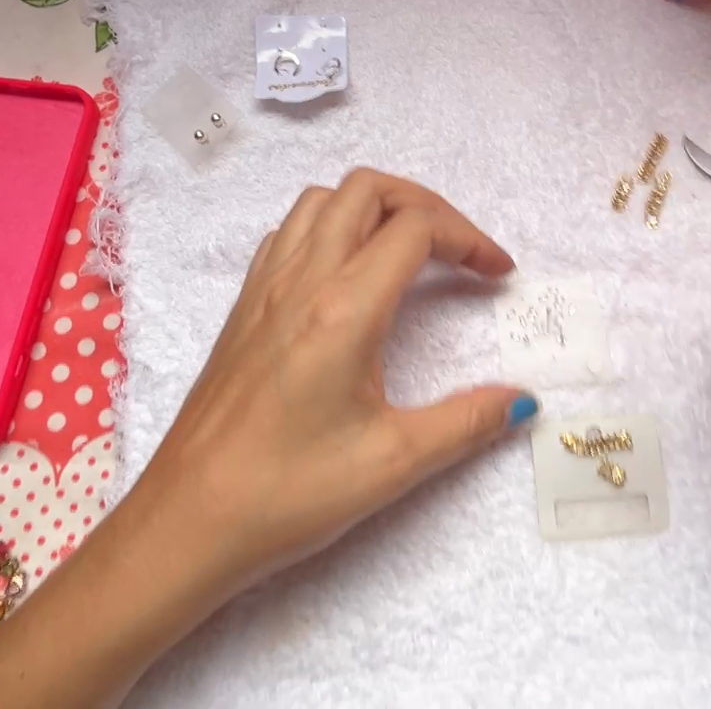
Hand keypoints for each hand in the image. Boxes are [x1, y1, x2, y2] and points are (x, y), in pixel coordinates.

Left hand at [0, 170, 538, 708]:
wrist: (185, 521)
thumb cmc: (289, 492)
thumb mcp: (393, 462)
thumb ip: (468, 422)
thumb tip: (525, 402)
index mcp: (344, 307)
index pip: (417, 228)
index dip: (470, 239)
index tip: (499, 275)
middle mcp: (302, 277)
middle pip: (368, 189)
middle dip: (426, 204)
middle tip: (460, 252)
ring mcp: (265, 284)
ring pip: (323, 199)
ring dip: (375, 207)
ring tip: (410, 252)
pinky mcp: (244, 302)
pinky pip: (291, 230)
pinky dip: (332, 225)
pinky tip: (348, 273)